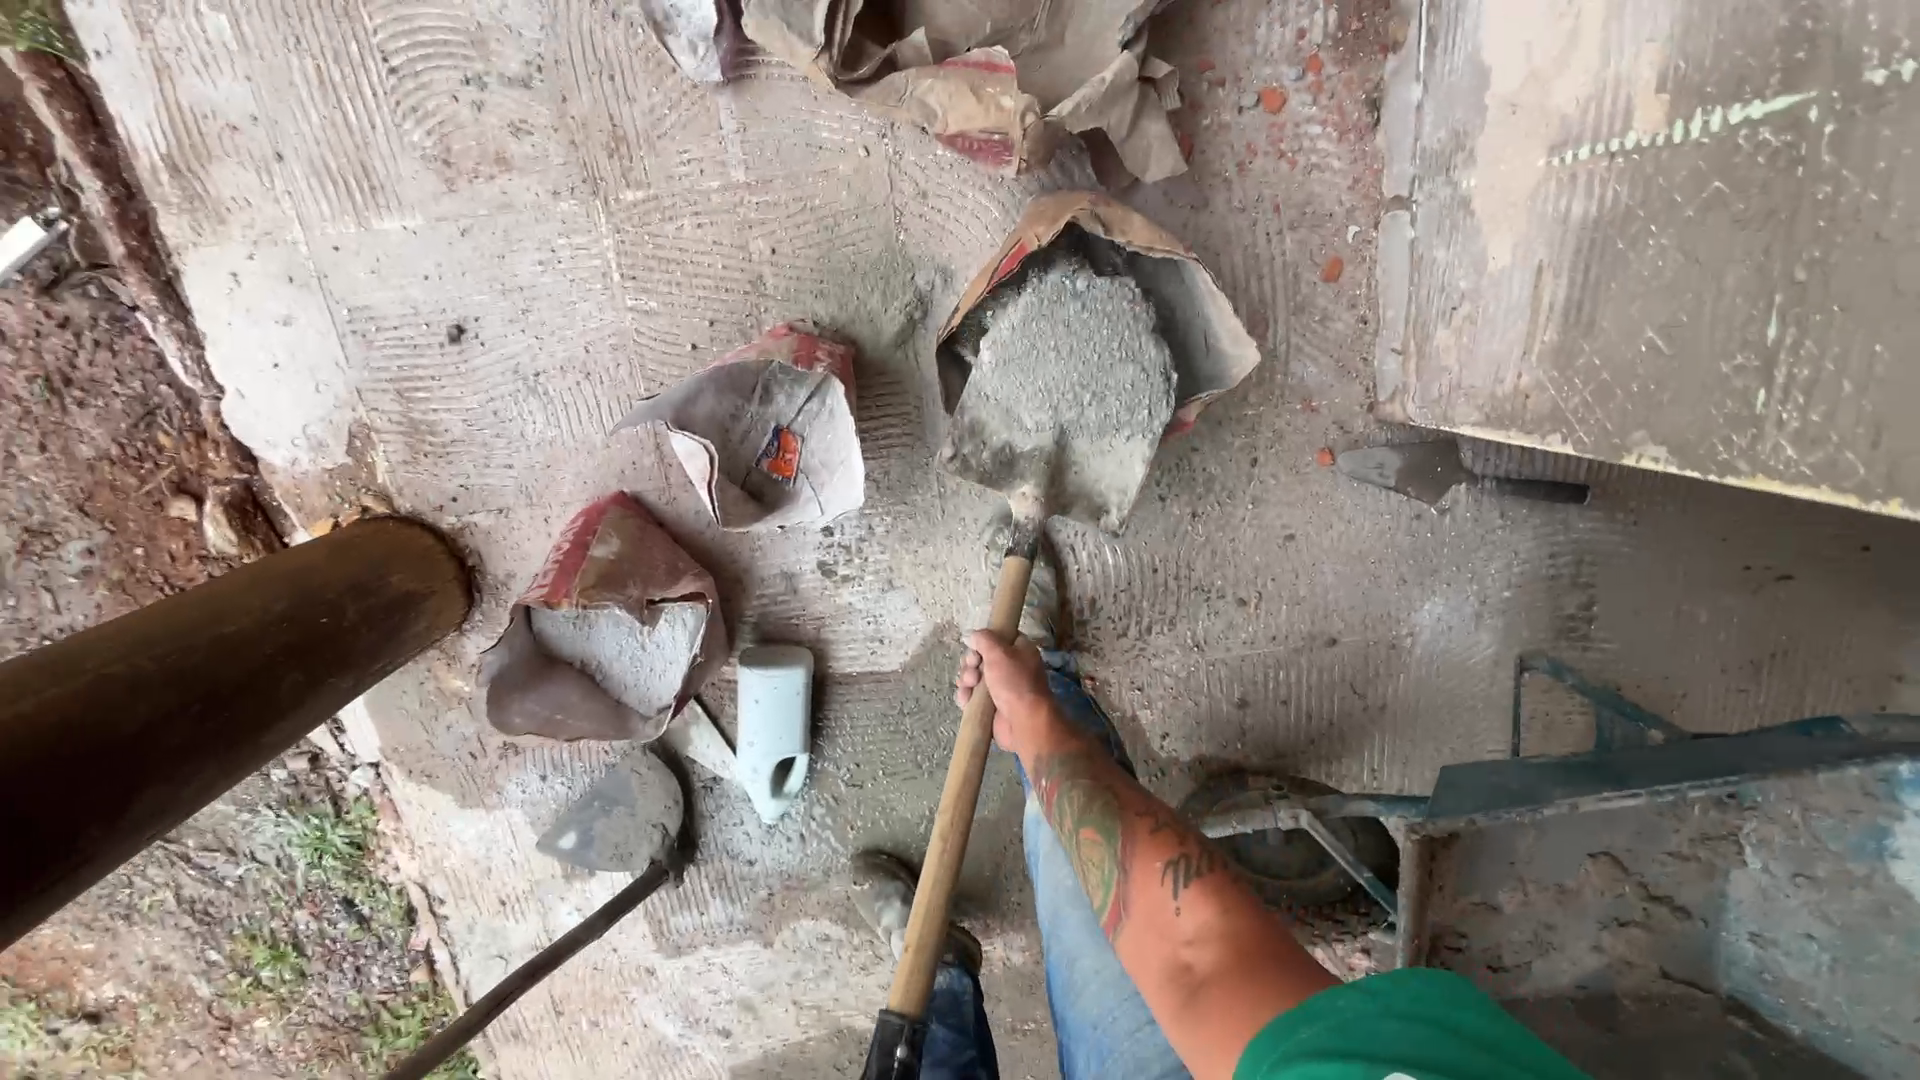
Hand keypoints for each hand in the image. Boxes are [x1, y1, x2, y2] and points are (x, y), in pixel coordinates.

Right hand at [954, 630, 1058, 758]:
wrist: (1023, 721)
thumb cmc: (1014, 681)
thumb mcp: (999, 652)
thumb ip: (984, 638)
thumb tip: (972, 636)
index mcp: (1019, 651)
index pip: (997, 638)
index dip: (983, 641)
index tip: (976, 647)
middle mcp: (1010, 667)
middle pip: (980, 657)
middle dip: (971, 662)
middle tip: (974, 668)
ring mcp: (1000, 688)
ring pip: (973, 676)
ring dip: (966, 679)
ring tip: (970, 686)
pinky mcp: (990, 706)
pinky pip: (971, 696)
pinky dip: (966, 696)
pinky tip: (966, 699)